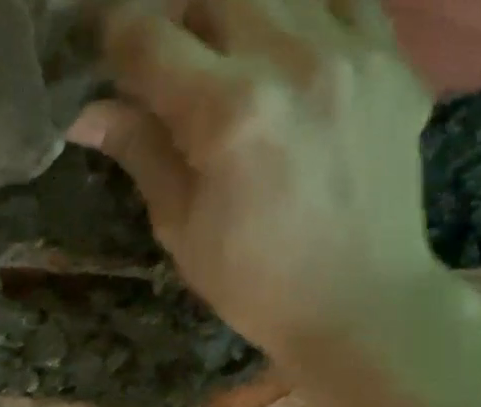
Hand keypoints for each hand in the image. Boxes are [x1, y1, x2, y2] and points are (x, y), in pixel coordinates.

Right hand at [70, 0, 441, 357]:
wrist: (360, 302)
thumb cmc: (251, 279)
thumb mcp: (178, 223)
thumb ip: (140, 149)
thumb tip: (86, 112)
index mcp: (228, 111)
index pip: (150, 39)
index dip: (113, 33)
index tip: (97, 41)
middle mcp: (294, 60)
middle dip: (176, 16)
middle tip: (162, 56)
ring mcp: (355, 52)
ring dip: (235, 12)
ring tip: (221, 54)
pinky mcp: (394, 61)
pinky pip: (346, 0)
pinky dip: (305, 12)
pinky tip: (287, 51)